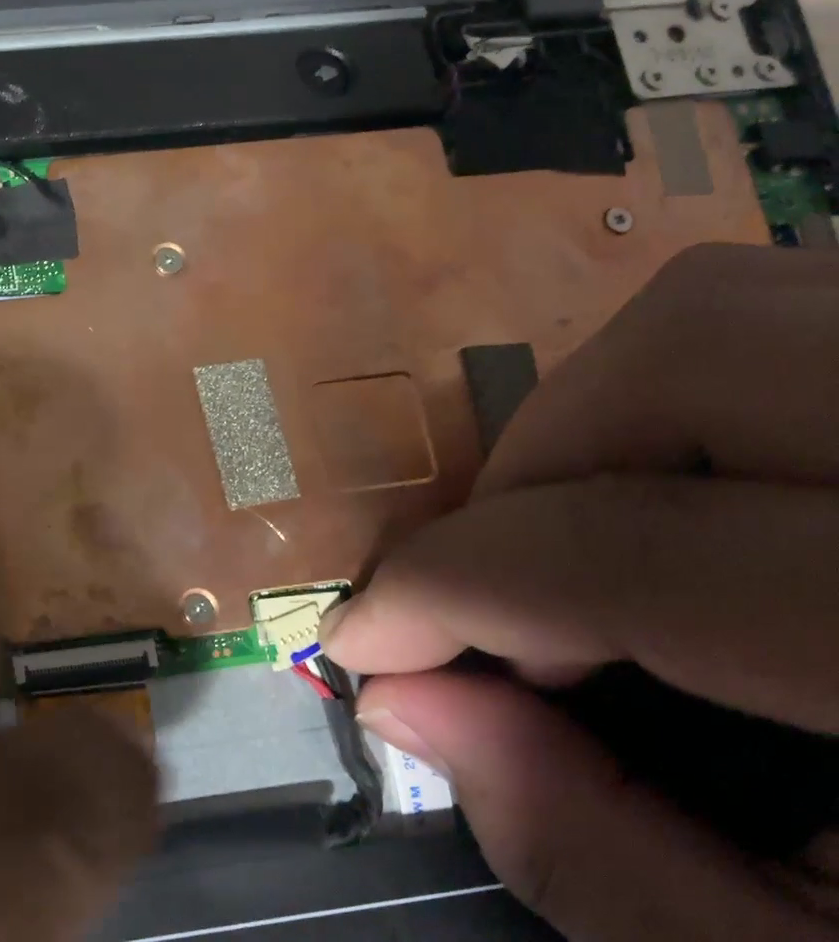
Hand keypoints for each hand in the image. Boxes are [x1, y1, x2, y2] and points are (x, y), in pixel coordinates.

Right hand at [322, 245, 838, 940]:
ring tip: (589, 544)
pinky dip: (707, 398)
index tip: (365, 644)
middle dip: (521, 475)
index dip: (437, 590)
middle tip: (491, 592)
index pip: (619, 551)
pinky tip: (709, 510)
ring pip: (743, 306)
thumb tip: (408, 711)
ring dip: (604, 422)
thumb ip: (595, 851)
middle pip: (682, 357)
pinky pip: (818, 314)